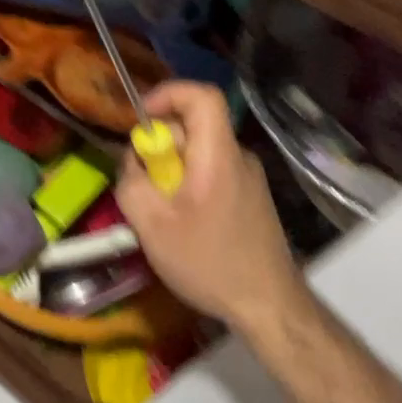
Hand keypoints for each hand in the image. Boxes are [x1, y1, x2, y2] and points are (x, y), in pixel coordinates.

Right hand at [116, 82, 305, 333]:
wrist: (269, 308)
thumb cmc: (209, 262)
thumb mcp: (150, 224)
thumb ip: (131, 181)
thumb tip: (132, 162)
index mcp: (218, 156)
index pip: (201, 96)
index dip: (166, 94)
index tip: (141, 121)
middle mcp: (238, 158)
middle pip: (193, 127)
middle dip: (159, 146)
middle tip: (141, 183)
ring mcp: (248, 179)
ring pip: (198, 153)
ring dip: (171, 171)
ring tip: (159, 212)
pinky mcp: (250, 198)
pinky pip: (210, 173)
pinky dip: (187, 186)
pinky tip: (182, 224)